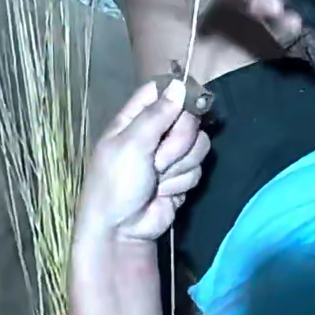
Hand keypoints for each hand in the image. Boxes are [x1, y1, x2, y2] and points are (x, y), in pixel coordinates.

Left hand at [77, 79, 209, 244]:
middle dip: (177, 142)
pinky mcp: (182, 176)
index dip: (178, 93)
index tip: (192, 100)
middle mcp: (155, 133)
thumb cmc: (116, 183)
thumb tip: (178, 84)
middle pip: (187, 118)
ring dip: (178, 166)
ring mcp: (170, 155)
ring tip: (156, 180)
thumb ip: (156, 115)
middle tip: (157, 158)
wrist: (122, 230)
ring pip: (197, 145)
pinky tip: (164, 192)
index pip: (161, 91)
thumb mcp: (130, 144)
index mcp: (135, 119)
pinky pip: (198, 168)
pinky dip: (181, 182)